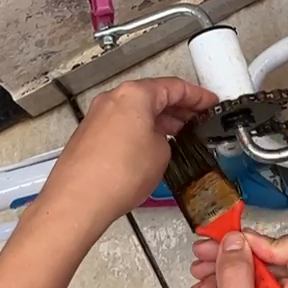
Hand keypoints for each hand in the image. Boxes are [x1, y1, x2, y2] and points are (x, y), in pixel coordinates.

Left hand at [33, 77, 217, 232]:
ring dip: (157, 121)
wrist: (79, 200)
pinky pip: (121, 125)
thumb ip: (166, 138)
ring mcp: (97, 117)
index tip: (209, 102)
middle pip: (152, 96)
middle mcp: (112, 100)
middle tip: (197, 118)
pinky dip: (139, 132)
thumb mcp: (162, 153)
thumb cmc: (116, 175)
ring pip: (135, 111)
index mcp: (134, 95)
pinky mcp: (88, 135)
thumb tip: (160, 140)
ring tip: (177, 136)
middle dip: (177, 108)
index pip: (174, 87)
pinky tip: (150, 148)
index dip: (197, 96)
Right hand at [190, 228, 287, 287]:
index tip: (231, 254)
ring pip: (262, 269)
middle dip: (238, 252)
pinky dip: (229, 287)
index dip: (265, 243)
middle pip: (277, 254)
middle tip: (201, 254)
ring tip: (197, 273)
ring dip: (229, 267)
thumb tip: (235, 240)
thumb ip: (237, 281)